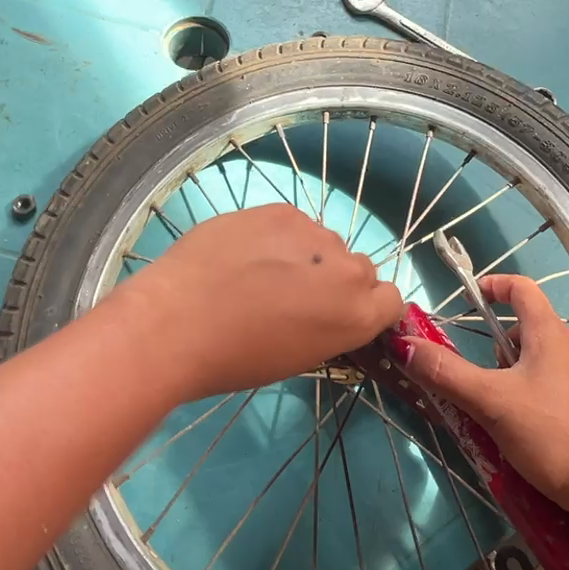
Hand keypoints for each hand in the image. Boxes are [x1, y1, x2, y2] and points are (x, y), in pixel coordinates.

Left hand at [107, 204, 403, 398]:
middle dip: (335, 281)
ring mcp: (313, 232)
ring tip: (260, 273)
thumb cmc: (236, 359)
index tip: (340, 315)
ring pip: (323, 243)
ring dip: (306, 256)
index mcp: (357, 314)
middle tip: (293, 298)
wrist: (177, 322)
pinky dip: (277, 237)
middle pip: (359, 268)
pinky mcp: (279, 210)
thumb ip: (328, 329)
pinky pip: (292, 224)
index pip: (392, 299)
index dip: (369, 307)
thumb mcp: (297, 358)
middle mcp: (347, 268)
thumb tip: (322, 313)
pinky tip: (244, 253)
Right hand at [399, 275, 568, 516]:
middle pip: (531, 329)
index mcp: (550, 334)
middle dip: (499, 345)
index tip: (472, 296)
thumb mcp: (491, 403)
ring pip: (545, 363)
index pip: (522, 288)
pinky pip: (561, 393)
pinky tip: (530, 437)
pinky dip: (538, 400)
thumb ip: (447, 374)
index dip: (495, 284)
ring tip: (500, 410)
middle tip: (480, 374)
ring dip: (517, 375)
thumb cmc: (554, 436)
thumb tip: (405, 345)